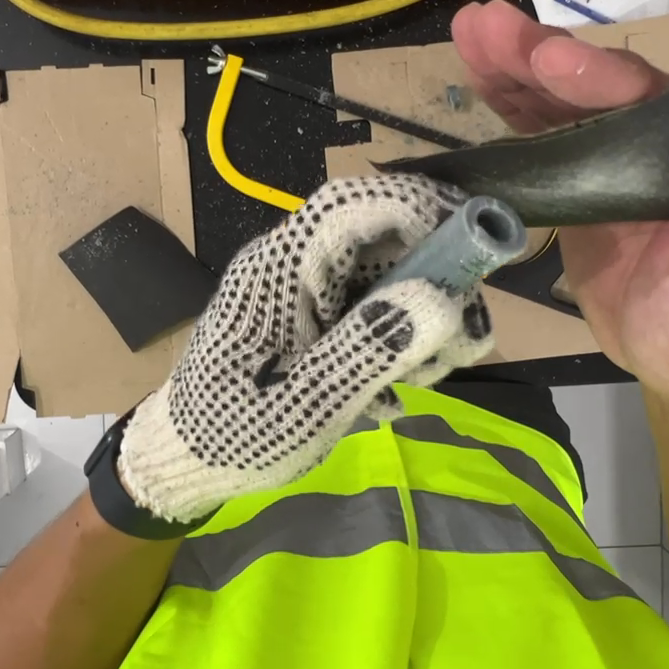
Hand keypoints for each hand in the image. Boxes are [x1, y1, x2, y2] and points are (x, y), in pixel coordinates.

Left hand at [120, 175, 494, 521]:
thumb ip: (371, 349)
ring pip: (389, 279)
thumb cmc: (233, 433)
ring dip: (424, 324)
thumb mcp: (307, 403)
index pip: (351, 205)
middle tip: (462, 347)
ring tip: (418, 382)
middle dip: (439, 285)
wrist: (190, 463)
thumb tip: (443, 298)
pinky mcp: (316, 321)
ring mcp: (307, 293)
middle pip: (386, 241)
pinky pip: (374, 312)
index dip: (420, 208)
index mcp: (279, 270)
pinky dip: (398, 345)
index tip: (478, 250)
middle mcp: (296, 267)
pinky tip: (391, 395)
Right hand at [451, 1, 668, 404]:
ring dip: (516, 66)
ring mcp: (617, 158)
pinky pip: (540, 134)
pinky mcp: (578, 178)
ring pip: (564, 101)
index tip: (553, 62)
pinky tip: (478, 72)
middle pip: (603, 87)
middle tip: (487, 27)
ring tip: (471, 31)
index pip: (661, 102)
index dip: (607, 79)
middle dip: (544, 56)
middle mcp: (667, 141)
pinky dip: (508, 104)